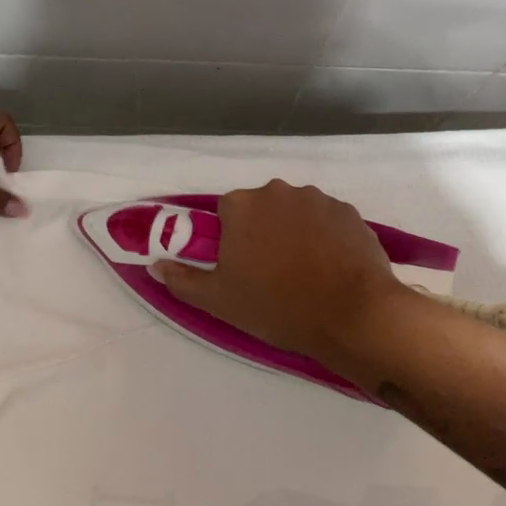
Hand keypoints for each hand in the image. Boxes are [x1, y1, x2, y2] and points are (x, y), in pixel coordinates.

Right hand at [153, 180, 404, 361]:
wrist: (351, 314)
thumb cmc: (276, 305)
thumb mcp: (219, 300)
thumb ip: (182, 280)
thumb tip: (154, 266)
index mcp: (242, 205)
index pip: (228, 212)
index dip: (232, 239)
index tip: (242, 267)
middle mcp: (278, 191)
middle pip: (264, 208)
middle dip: (264, 232)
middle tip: (273, 273)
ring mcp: (318, 199)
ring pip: (297, 213)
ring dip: (296, 234)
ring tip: (306, 274)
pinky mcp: (350, 213)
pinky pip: (329, 222)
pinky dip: (327, 240)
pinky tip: (332, 270)